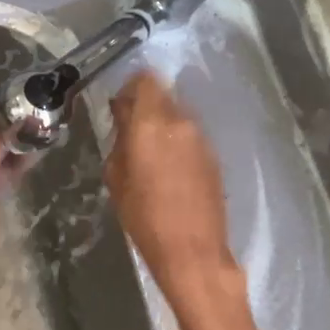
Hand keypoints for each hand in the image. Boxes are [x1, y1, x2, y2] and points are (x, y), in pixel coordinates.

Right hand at [106, 72, 233, 288]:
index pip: (146, 80)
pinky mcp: (213, 156)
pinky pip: (189, 135)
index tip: (118, 105)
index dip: (130, 87)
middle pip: (162, 95)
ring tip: (147, 150)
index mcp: (151, 123)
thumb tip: (123, 117)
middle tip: (128, 128)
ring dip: (161, 123)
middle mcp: (181, 122)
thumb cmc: (143, 214)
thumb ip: (120, 138)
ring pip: (177, 115)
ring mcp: (201, 138)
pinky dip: (176, 140)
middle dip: (144, 106)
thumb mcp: (116, 175)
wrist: (192, 250)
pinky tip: (166, 166)